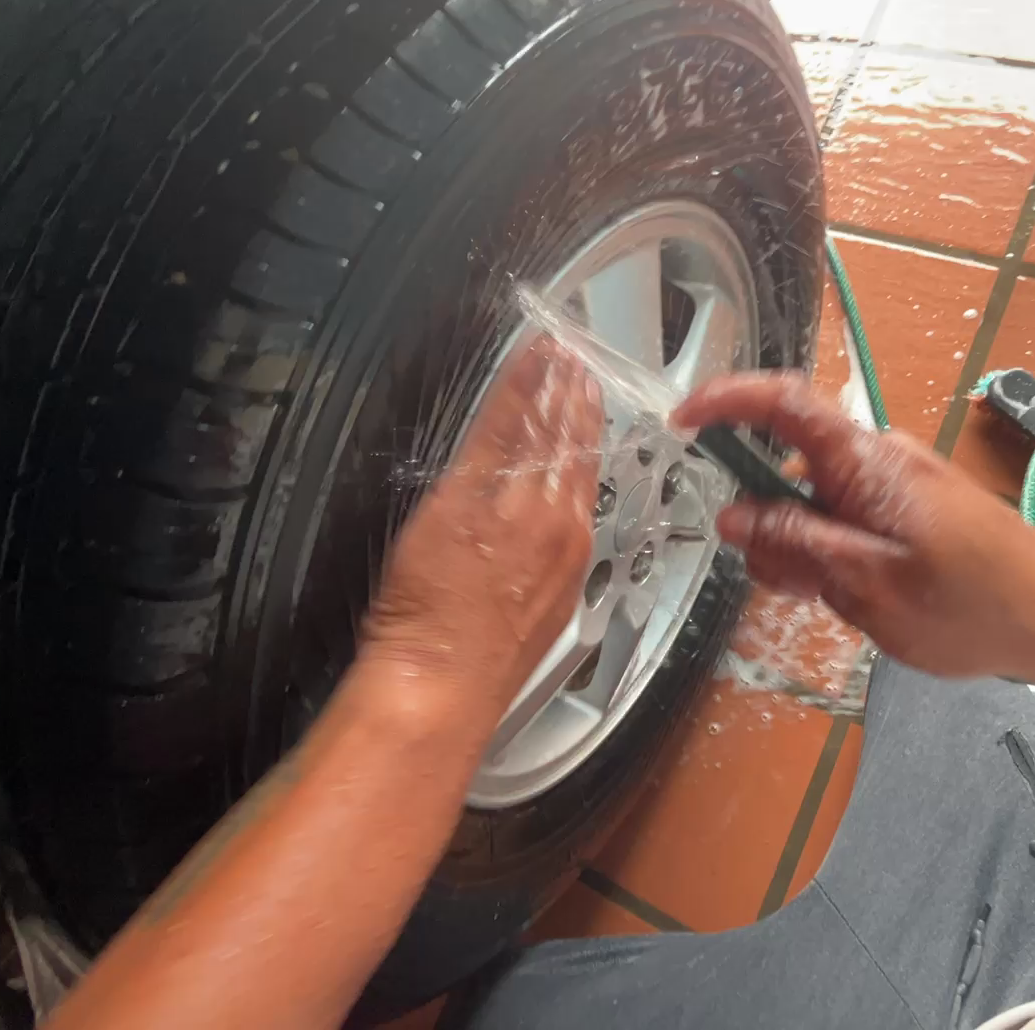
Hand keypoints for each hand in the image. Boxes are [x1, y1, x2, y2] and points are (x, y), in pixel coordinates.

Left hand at [361, 335, 603, 708]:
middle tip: (578, 360)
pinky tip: (522, 366)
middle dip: (574, 397)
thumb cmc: (485, 657)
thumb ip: (542, 561)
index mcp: (572, 548)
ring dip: (548, 386)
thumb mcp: (537, 608)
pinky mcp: (470, 495)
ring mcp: (515, 504)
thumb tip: (534, 534)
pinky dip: (513, 393)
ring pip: (541, 432)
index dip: (589, 431)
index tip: (590, 401)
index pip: (585, 473)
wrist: (444, 682)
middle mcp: (555, 520)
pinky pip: (498, 432)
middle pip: (570, 445)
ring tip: (554, 352)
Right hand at [673, 374, 1034, 681]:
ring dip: (800, 547)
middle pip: (786, 467)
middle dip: (768, 523)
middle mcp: (875, 459)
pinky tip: (855, 590)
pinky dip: (827, 551)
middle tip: (792, 583)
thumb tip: (733, 513)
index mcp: (865, 462)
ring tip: (836, 596)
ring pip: (809, 501)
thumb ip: (797, 542)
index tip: (681, 423)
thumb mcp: (869, 584)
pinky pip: (841, 516)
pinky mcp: (902, 507)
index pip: (784, 404)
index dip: (726, 402)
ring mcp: (890, 483)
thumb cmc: (972, 606)